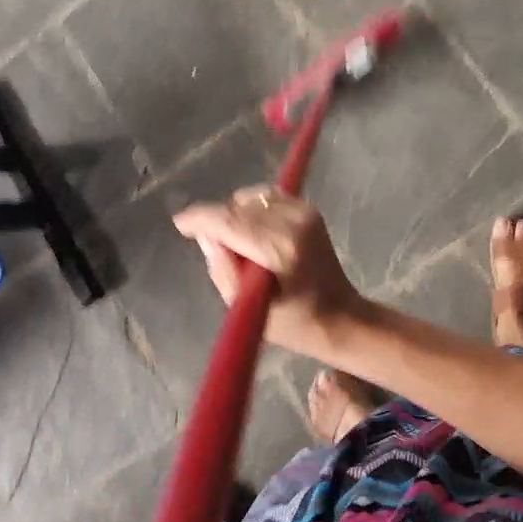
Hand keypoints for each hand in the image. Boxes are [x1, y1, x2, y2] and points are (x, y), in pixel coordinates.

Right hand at [172, 186, 364, 358]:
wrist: (342, 317)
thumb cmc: (296, 324)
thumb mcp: (249, 309)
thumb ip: (223, 269)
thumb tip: (207, 238)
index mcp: (280, 250)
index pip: (229, 222)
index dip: (200, 219)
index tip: (180, 224)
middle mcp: (294, 223)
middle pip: (239, 205)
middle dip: (217, 219)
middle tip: (210, 243)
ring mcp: (304, 212)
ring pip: (252, 196)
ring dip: (236, 212)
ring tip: (233, 239)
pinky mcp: (309, 210)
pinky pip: (268, 196)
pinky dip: (253, 208)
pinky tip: (251, 229)